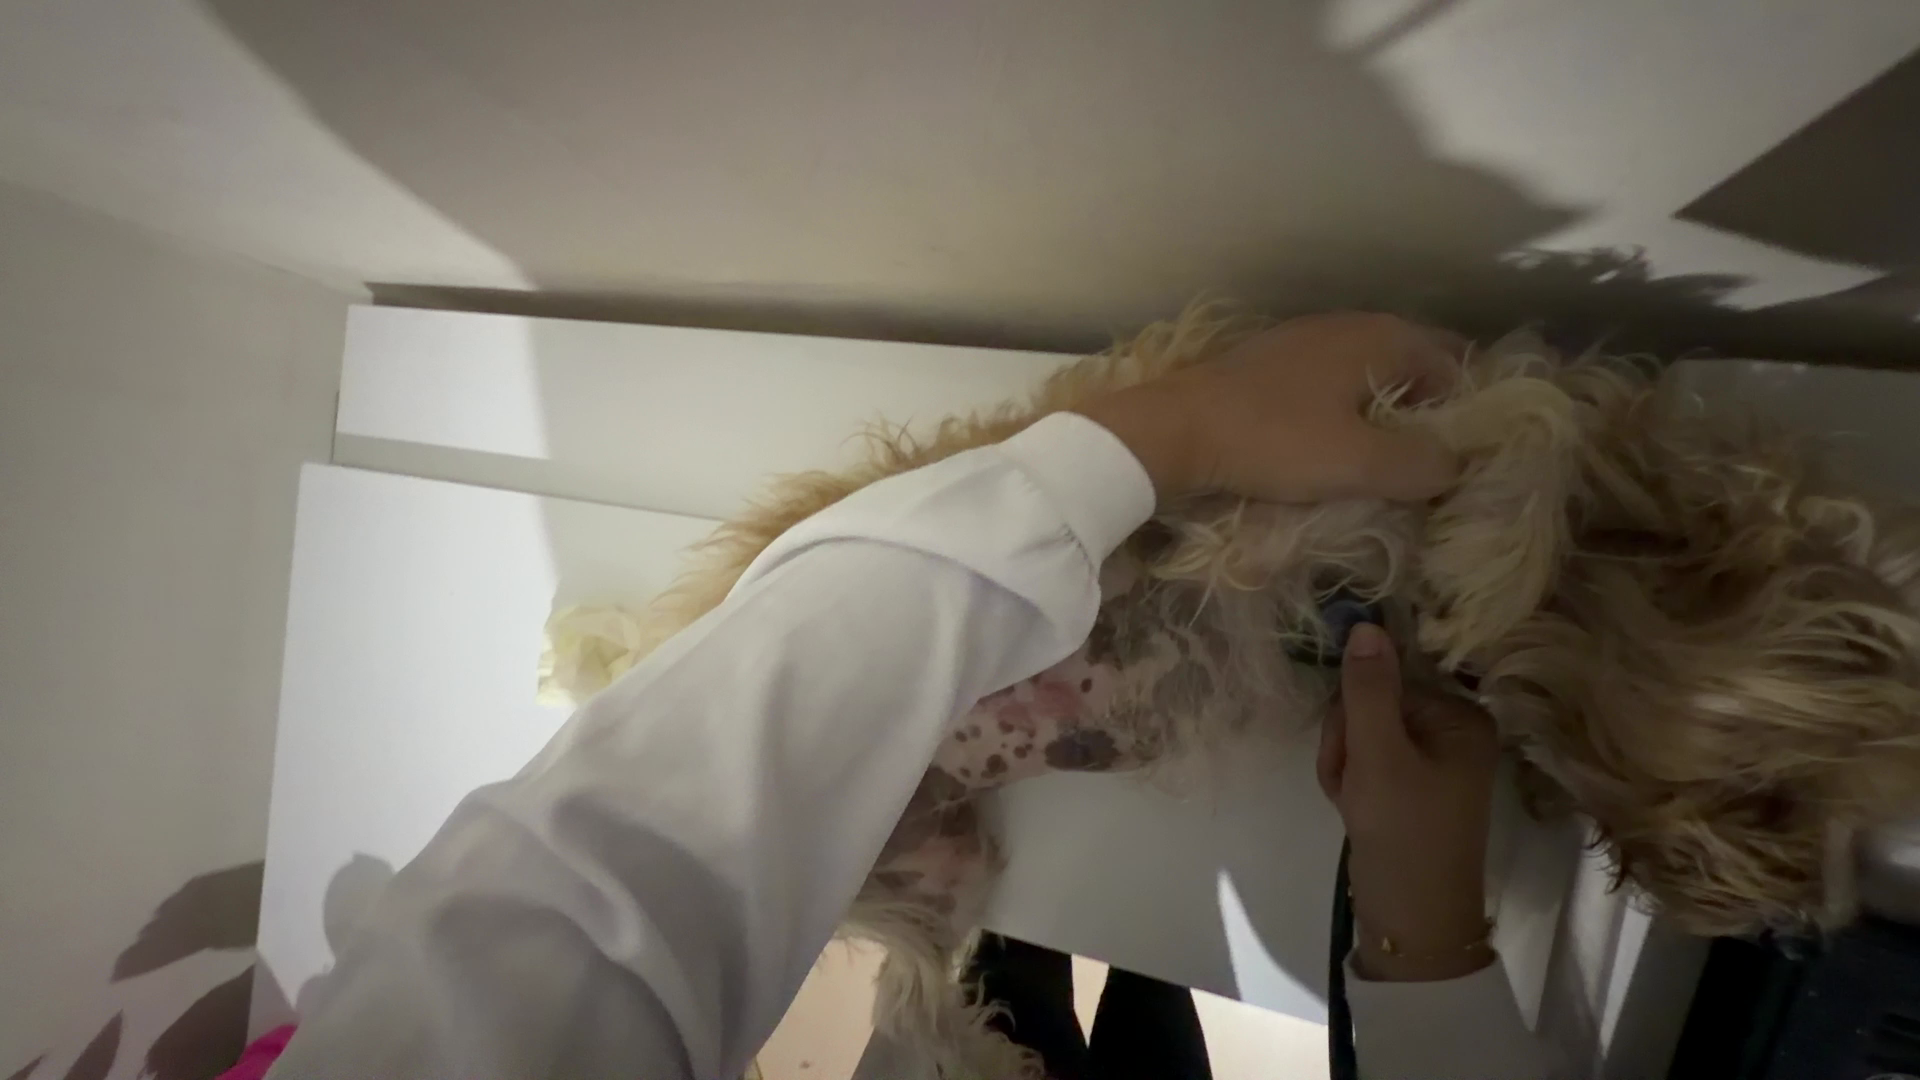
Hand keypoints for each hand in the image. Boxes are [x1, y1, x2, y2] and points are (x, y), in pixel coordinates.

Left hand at [1077, 312, 1460, 503]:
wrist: (1172, 431)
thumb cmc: (1273, 441)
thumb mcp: (1360, 463)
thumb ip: (1422, 465)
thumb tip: (1453, 466)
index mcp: (1380, 336)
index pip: (1454, 366)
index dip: (1464, 415)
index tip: (1458, 462)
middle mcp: (1343, 327)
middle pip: (1405, 371)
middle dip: (1418, 417)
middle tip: (1419, 469)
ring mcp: (1294, 343)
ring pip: (1356, 381)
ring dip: (1370, 419)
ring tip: (1371, 467)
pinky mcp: (1258, 368)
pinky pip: (1314, 391)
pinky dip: (1327, 417)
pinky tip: (1317, 449)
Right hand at [1318, 623, 1501, 981]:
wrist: (1411, 917)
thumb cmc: (1403, 830)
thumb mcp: (1378, 754)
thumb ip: (1367, 689)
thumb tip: (1365, 624)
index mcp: (1460, 715)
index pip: (1382, 677)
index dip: (1352, 711)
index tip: (1353, 752)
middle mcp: (1450, 728)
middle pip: (1367, 701)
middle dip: (1346, 741)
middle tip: (1354, 782)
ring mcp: (1429, 755)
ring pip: (1356, 728)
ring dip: (1342, 761)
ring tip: (1353, 798)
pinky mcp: (1410, 778)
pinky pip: (1361, 754)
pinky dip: (1348, 778)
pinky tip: (1354, 803)